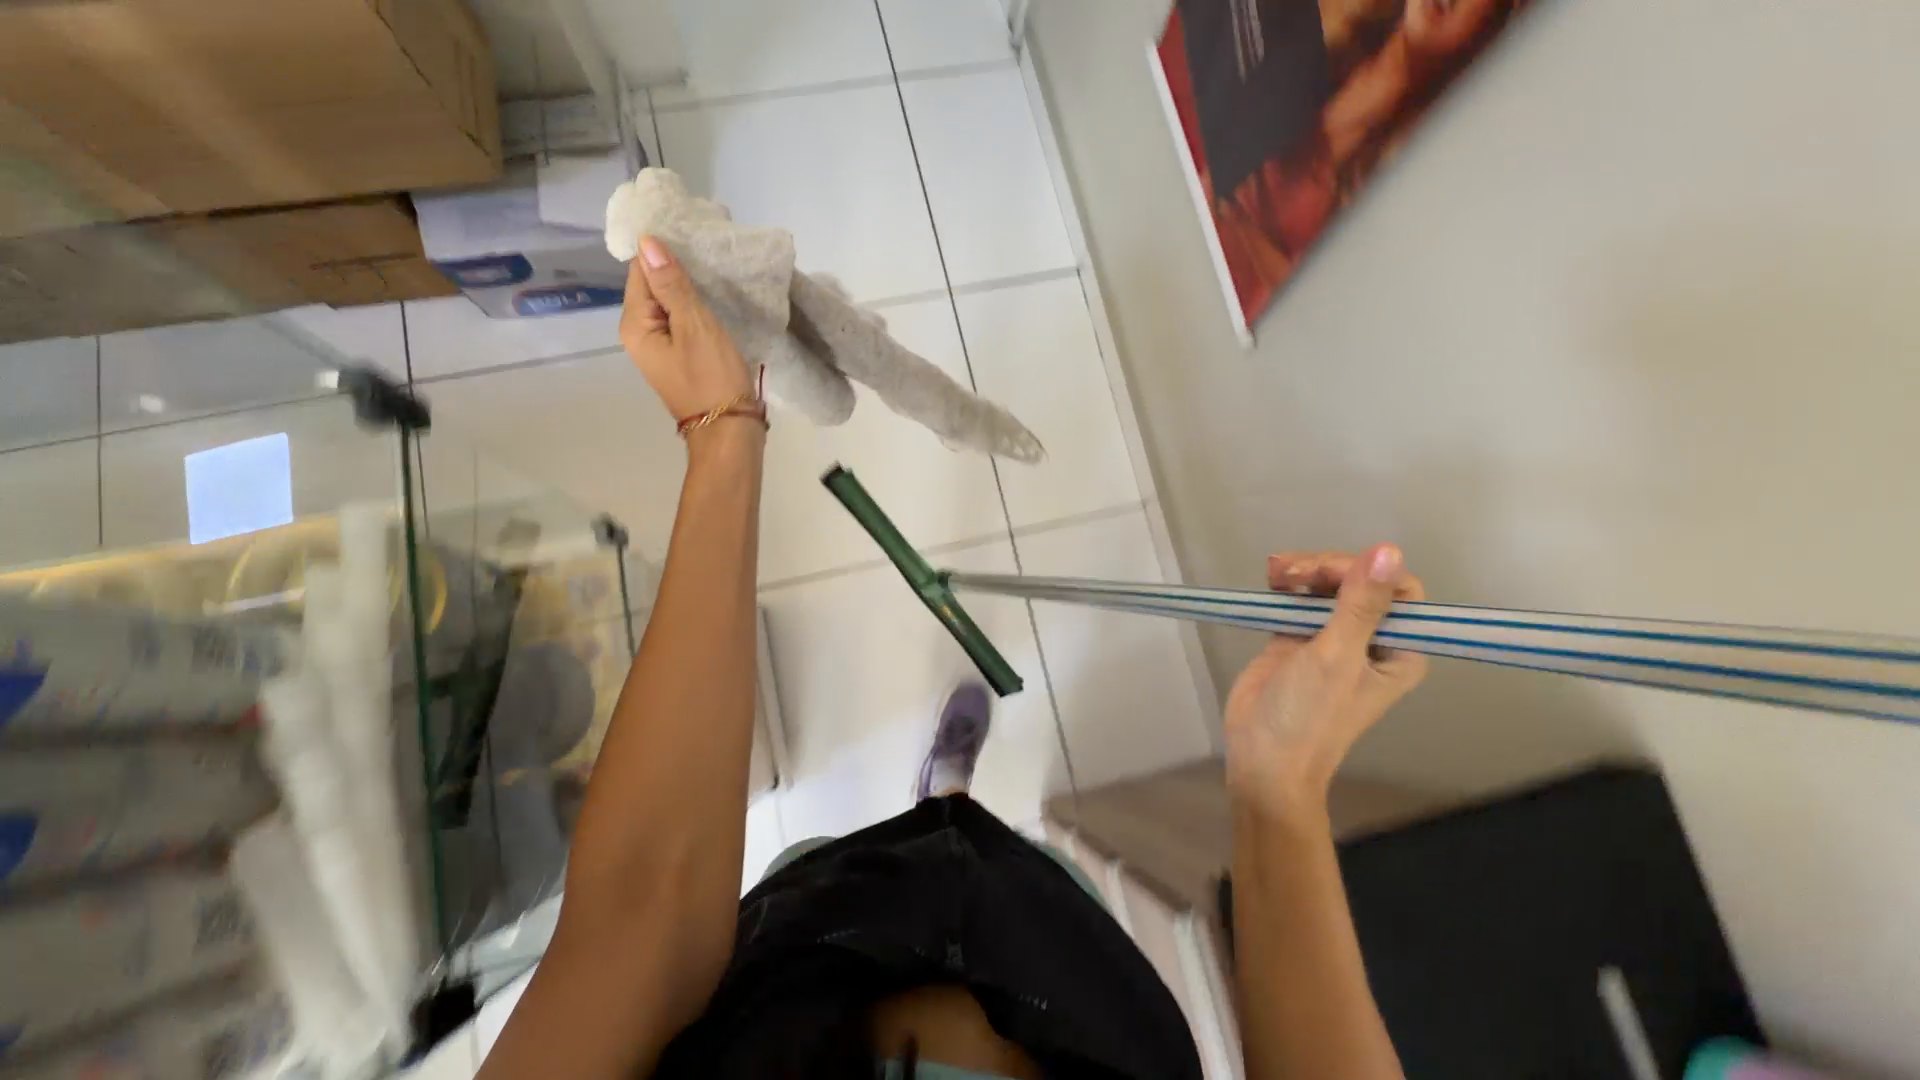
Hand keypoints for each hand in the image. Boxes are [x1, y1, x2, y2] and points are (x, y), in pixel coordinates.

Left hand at [619, 236, 755, 421]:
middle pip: (653, 287)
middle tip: (711, 255)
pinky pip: (682, 323)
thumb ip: (672, 284)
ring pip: (670, 305)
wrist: (730, 431)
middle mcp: (639, 334)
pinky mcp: (680, 357)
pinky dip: (696, 311)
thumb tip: (647, 242)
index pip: (641, 271)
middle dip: (678, 271)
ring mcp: (660, 348)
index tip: (695, 240)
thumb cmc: (712, 378)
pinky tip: (717, 303)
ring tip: (718, 274)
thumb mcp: (695, 326)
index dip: (665, 253)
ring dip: (691, 291)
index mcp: (635, 325)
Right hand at [1223, 545, 1427, 815]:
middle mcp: (1371, 641)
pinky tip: (1271, 579)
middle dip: (1329, 568)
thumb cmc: (1310, 715)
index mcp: (1399, 650)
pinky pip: (1299, 600)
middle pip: (1360, 582)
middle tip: (1293, 572)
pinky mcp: (1297, 638)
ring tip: (1276, 572)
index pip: (1400, 591)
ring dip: (1305, 570)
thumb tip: (1388, 549)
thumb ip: (1361, 604)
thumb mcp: (1337, 657)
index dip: (1368, 571)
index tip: (1328, 574)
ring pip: (1328, 586)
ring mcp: (1332, 638)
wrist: (1262, 758)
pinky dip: (1287, 585)